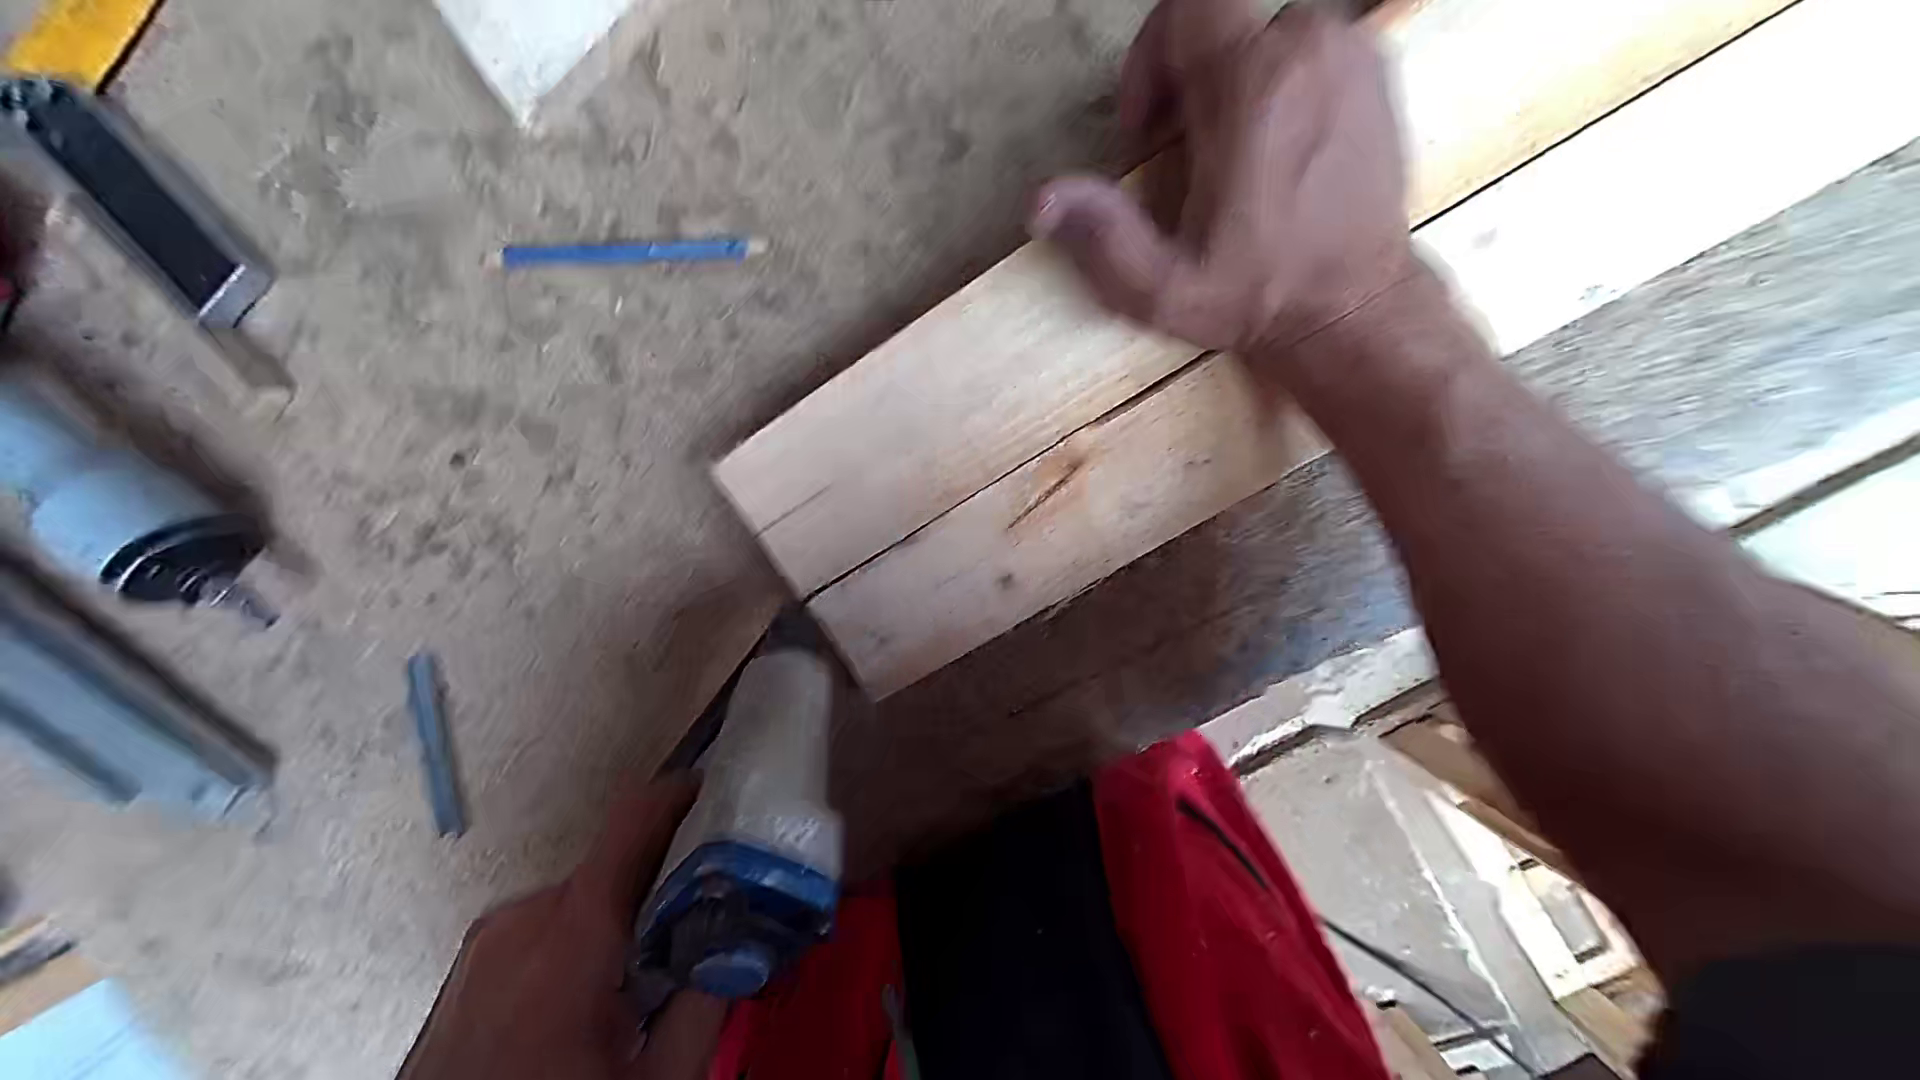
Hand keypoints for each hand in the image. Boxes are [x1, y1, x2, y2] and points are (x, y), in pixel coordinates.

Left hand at [400, 777, 727, 1079]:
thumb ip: (709, 997)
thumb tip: (742, 937)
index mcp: (569, 939)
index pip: (631, 821)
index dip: (678, 794)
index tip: (714, 788)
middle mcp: (521, 923)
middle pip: (616, 864)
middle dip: (662, 881)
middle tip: (698, 918)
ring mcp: (486, 943)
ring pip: (584, 893)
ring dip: (621, 916)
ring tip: (640, 975)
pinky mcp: (468, 966)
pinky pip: (545, 921)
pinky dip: (580, 937)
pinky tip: (591, 996)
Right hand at [1030, 0, 1411, 356]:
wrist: (1352, 310)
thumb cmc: (1253, 300)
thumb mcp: (1161, 289)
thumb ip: (1101, 237)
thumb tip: (1040, 200)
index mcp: (1253, 87)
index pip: (1187, 5)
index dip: (1149, 60)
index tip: (1147, 129)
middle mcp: (1310, 47)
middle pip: (1223, 22)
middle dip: (1185, 80)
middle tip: (1179, 156)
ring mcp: (1352, 55)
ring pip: (1266, 35)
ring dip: (1229, 85)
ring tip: (1223, 160)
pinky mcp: (1377, 74)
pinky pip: (1308, 51)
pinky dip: (1276, 87)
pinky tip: (1271, 154)